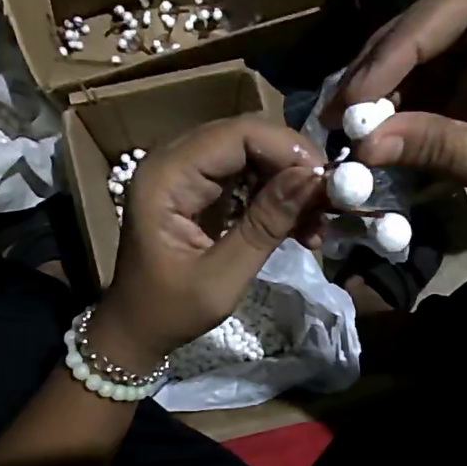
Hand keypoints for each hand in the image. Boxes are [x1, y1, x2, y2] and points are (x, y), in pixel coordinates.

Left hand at [91, 117, 325, 371]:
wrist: (136, 330)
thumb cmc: (170, 310)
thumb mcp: (222, 277)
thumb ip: (265, 226)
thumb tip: (314, 180)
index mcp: (166, 178)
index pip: (235, 135)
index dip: (286, 149)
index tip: (327, 182)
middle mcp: (173, 162)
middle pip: (245, 139)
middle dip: (293, 165)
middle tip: (329, 201)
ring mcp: (186, 175)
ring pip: (251, 156)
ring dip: (288, 183)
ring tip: (318, 222)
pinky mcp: (199, 191)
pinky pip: (245, 178)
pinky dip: (276, 197)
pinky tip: (300, 226)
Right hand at [330, 0, 466, 256]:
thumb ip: (444, 148)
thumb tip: (363, 143)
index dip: (408, 38)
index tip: (361, 91)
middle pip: (445, 22)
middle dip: (389, 65)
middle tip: (341, 112)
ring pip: (435, 56)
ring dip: (391, 92)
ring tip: (352, 130)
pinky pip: (441, 89)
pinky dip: (408, 115)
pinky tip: (380, 140)